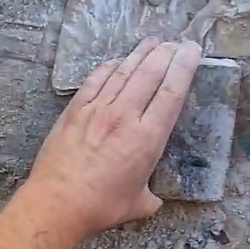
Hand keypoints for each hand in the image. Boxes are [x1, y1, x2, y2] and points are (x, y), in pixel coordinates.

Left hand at [18, 38, 201, 237]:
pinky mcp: (75, 111)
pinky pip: (96, 80)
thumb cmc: (100, 207)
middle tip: (176, 43)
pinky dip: (109, 67)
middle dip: (166, 53)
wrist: (57, 203)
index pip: (172, 92)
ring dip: (140, 54)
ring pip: (123, 72)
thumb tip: (153, 200)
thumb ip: (151, 197)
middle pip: (150, 73)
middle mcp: (124, 117)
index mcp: (147, 138)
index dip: (185, 66)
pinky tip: (117, 61)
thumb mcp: (138, 204)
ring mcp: (97, 110)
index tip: (192, 51)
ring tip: (153, 42)